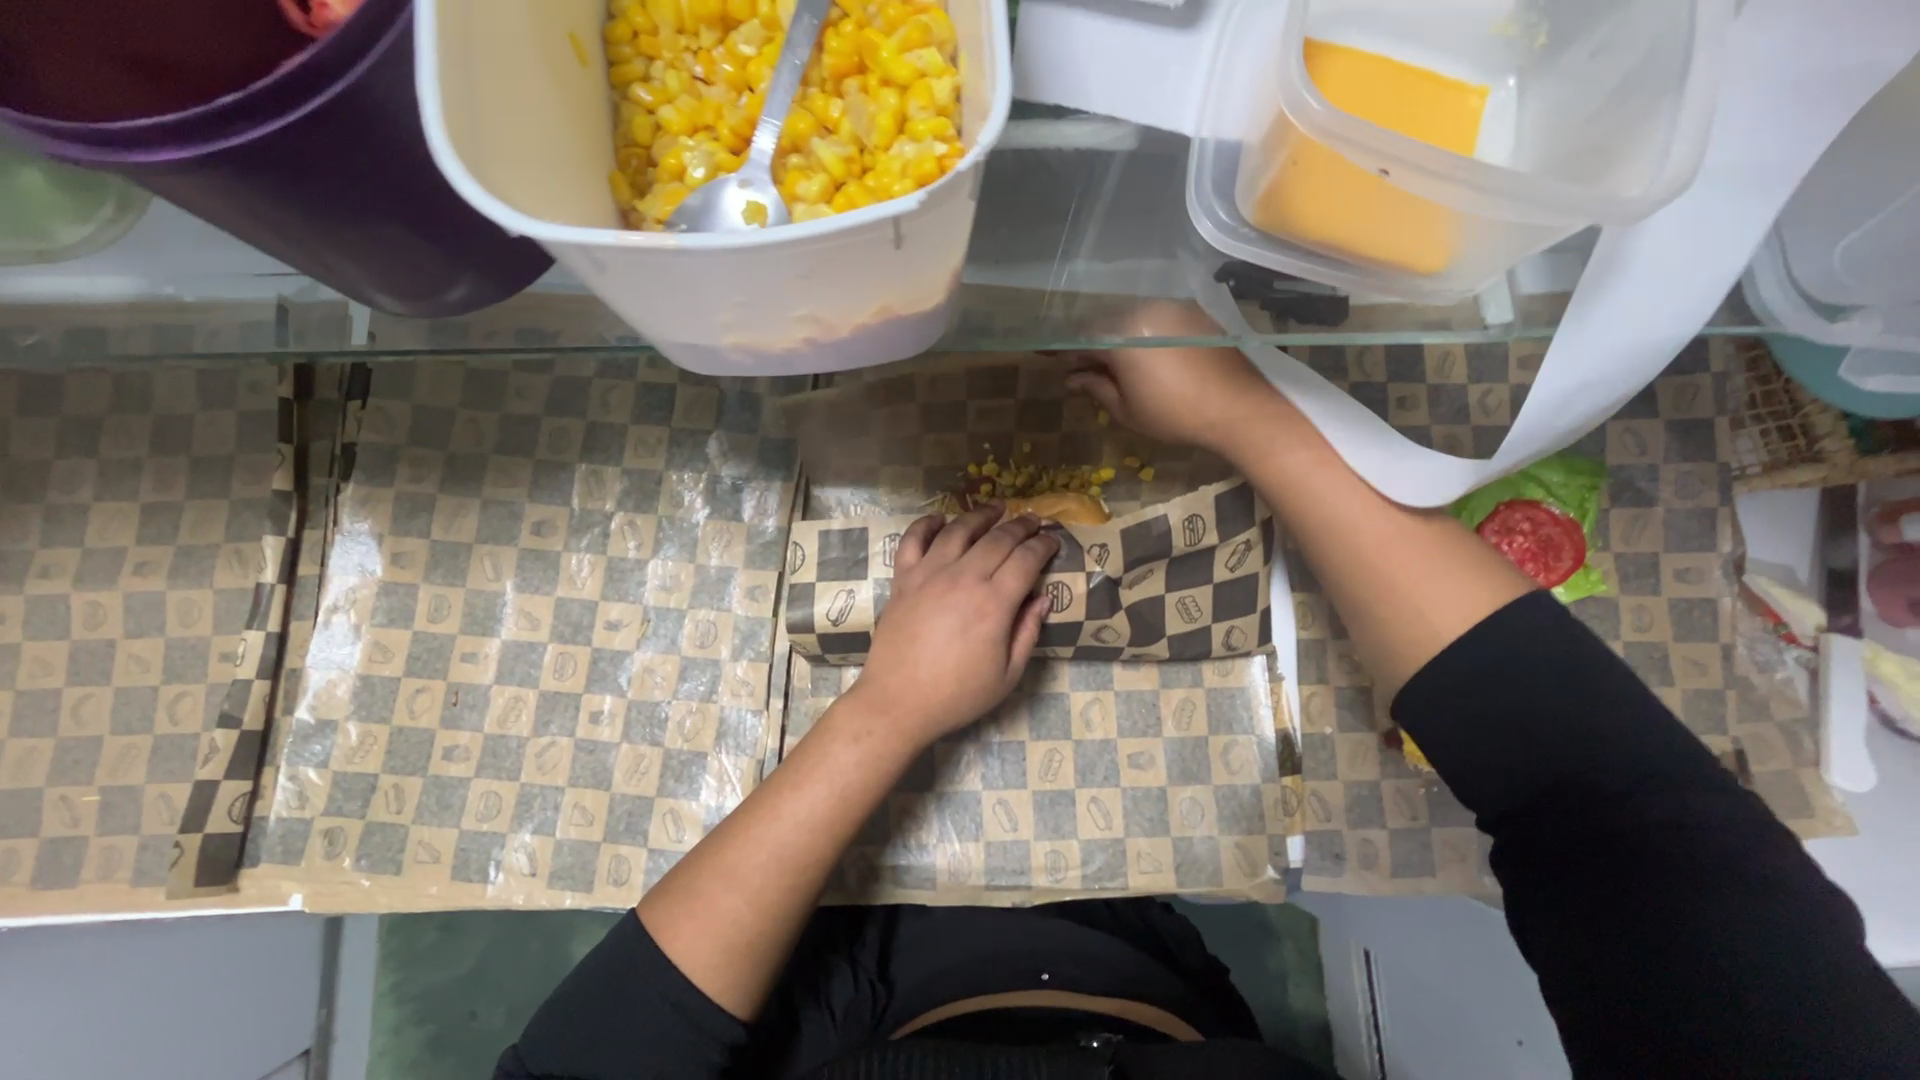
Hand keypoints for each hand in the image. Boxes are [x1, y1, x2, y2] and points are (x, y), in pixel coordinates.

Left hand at [848, 505, 1060, 745]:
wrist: (898, 702)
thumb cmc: (957, 695)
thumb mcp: (1007, 675)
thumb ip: (1028, 633)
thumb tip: (1042, 600)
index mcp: (994, 603)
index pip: (1026, 559)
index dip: (1044, 545)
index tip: (1052, 540)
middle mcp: (963, 578)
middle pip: (998, 538)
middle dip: (1020, 525)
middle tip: (1033, 519)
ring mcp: (929, 574)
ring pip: (958, 530)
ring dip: (980, 515)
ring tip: (995, 508)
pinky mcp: (903, 579)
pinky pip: (913, 540)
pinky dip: (926, 524)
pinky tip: (940, 519)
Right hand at [1064, 300, 1289, 456]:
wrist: (1240, 407)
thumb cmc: (1177, 414)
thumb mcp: (1128, 410)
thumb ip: (1097, 388)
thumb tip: (1072, 378)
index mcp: (1121, 334)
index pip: (1081, 338)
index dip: (1063, 350)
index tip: (1048, 358)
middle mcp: (1145, 310)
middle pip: (1105, 323)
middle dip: (1091, 344)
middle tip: (1081, 367)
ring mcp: (1173, 307)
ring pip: (1132, 318)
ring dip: (1119, 338)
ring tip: (1114, 364)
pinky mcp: (1194, 313)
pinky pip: (1157, 318)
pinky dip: (1144, 333)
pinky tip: (1145, 356)